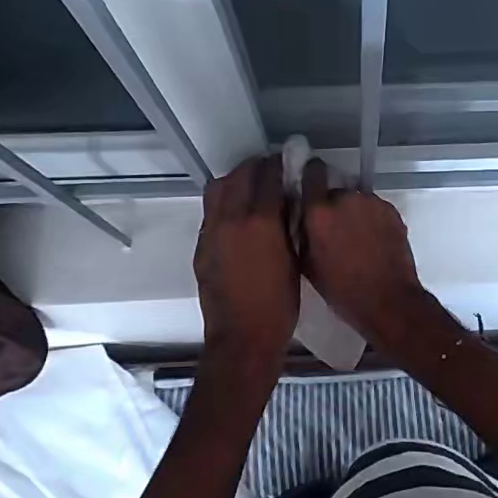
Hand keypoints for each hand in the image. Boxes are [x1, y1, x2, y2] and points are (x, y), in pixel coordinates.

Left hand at [194, 156, 297, 361]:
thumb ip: (289, 225)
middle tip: (269, 168)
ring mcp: (212, 232)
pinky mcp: (202, 246)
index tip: (286, 161)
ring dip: (236, 180)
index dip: (278, 165)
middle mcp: (231, 219)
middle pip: (239, 176)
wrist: (243, 336)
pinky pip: (211, 211)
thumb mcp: (295, 259)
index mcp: (260, 222)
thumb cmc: (280, 304)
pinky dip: (225, 202)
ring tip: (251, 186)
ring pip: (218, 189)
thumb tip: (289, 201)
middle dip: (255, 167)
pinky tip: (239, 214)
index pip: (268, 177)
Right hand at [299, 159, 431, 347]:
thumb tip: (299, 217)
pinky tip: (373, 241)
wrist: (387, 300)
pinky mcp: (392, 211)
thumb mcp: (308, 265)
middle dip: (333, 205)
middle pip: (335, 191)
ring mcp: (372, 204)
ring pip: (357, 201)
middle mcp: (346, 199)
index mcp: (319, 212)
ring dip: (354, 213)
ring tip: (356, 239)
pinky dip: (372, 219)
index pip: (312, 173)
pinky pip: (375, 209)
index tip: (310, 181)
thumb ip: (300, 233)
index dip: (310, 175)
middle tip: (335, 229)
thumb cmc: (342, 289)